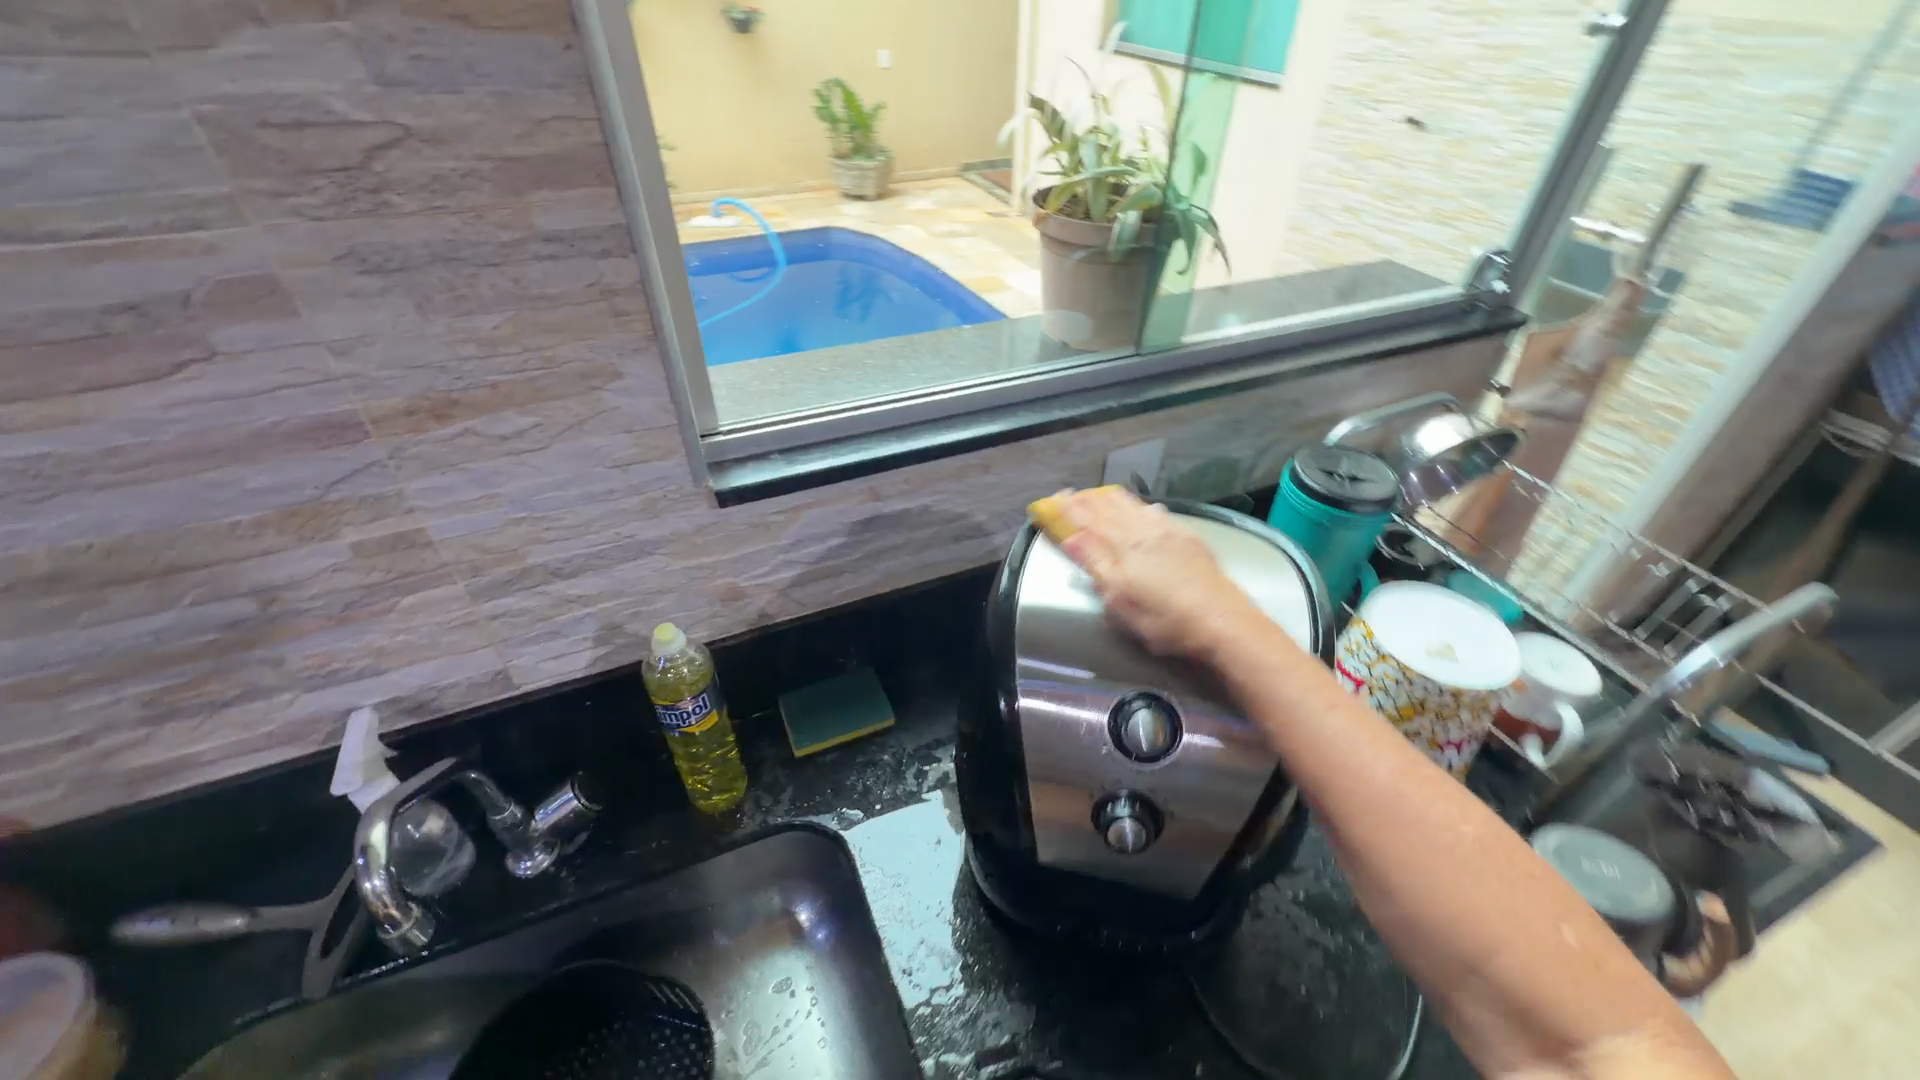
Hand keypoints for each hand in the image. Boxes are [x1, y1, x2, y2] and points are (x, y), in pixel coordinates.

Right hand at [1054, 487, 1264, 662]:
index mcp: (1123, 547)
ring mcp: (1169, 533)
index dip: (1070, 509)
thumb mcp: (1120, 598)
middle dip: (1089, 500)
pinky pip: (1160, 514)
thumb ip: (1096, 563)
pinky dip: (1145, 507)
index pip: (1089, 521)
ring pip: (1135, 507)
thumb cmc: (1164, 618)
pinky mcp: (1190, 539)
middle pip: (1111, 509)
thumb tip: (1071, 537)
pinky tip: (1148, 508)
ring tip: (1102, 494)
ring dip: (1114, 500)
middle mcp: (1144, 532)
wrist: (1221, 620)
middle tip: (1073, 494)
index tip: (1054, 499)